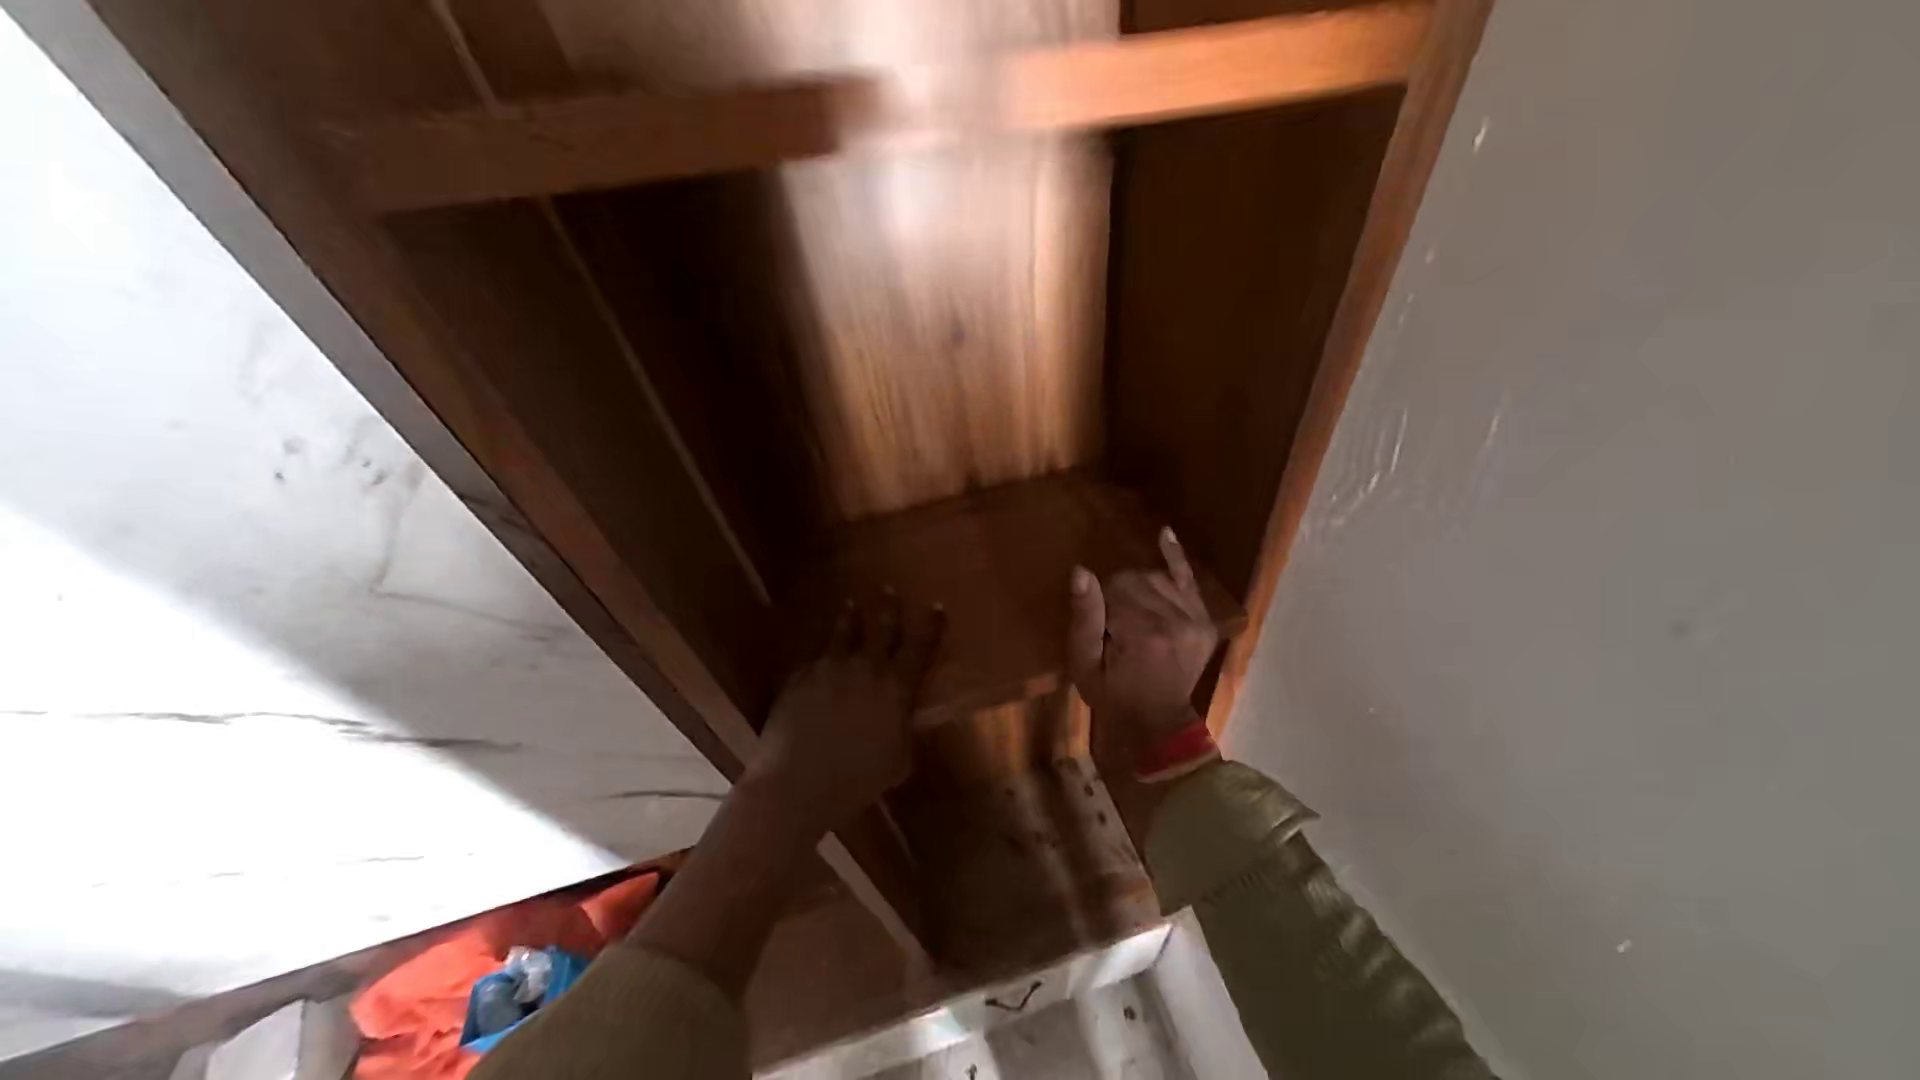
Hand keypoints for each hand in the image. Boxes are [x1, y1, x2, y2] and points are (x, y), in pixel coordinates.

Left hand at [749, 593, 944, 828]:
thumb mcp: (899, 760)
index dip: (931, 625)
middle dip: (888, 609)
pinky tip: (817, 648)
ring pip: (843, 633)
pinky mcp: (799, 677)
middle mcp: (865, 667)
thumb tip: (905, 718)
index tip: (936, 607)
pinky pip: (812, 655)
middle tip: (889, 590)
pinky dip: (819, 648)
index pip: (920, 646)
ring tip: (850, 604)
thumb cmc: (859, 779)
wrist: (799, 780)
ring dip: (850, 618)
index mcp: (896, 686)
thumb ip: (905, 731)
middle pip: (882, 629)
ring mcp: (828, 668)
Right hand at [1067, 528, 1217, 751]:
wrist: (1157, 720)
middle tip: (1112, 625)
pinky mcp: (1205, 621)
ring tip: (1129, 612)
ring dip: (1137, 586)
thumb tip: (1081, 571)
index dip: (1099, 607)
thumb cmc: (1112, 695)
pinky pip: (1189, 579)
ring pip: (1155, 578)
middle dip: (1116, 595)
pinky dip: (1175, 556)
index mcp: (1143, 635)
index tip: (1100, 632)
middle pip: (1134, 581)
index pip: (1112, 591)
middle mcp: (1175, 621)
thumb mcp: (1084, 663)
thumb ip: (1085, 617)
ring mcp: (1195, 620)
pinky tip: (1163, 534)